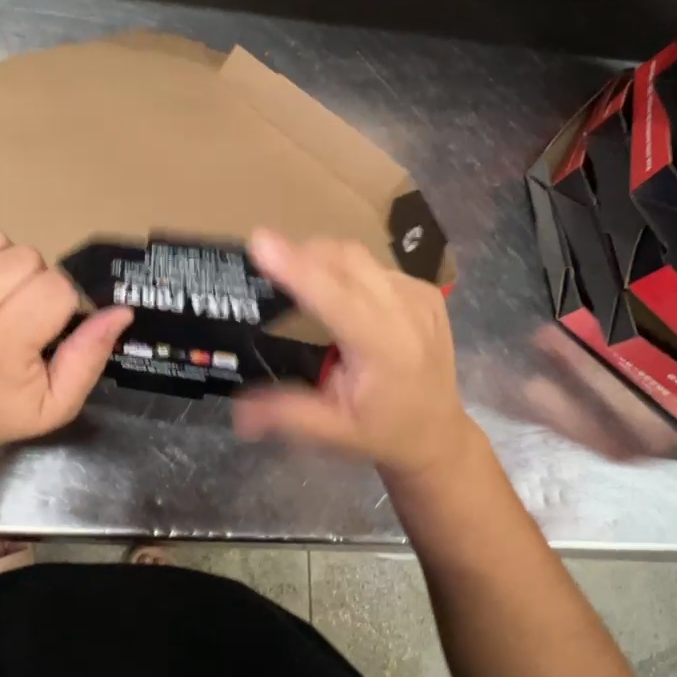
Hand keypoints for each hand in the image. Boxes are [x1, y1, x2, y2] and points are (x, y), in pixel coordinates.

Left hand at [0, 222, 132, 460]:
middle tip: (27, 312)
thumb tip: (121, 311)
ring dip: (7, 261)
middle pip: (26, 258)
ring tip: (1, 293)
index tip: (52, 326)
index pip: (54, 289)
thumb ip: (90, 357)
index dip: (64, 303)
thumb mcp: (57, 404)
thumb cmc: (1, 410)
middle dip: (38, 281)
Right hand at [233, 229, 472, 474]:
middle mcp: (407, 312)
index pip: (335, 297)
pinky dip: (345, 269)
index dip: (297, 268)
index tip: (260, 242)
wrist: (439, 434)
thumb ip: (285, 414)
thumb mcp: (332, 432)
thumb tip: (237, 411)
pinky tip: (335, 292)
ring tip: (294, 276)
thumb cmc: (383, 432)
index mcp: (385, 349)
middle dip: (301, 254)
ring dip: (321, 258)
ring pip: (359, 256)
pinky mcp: (425, 290)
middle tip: (265, 261)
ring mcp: (420, 296)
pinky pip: (374, 264)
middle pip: (345, 261)